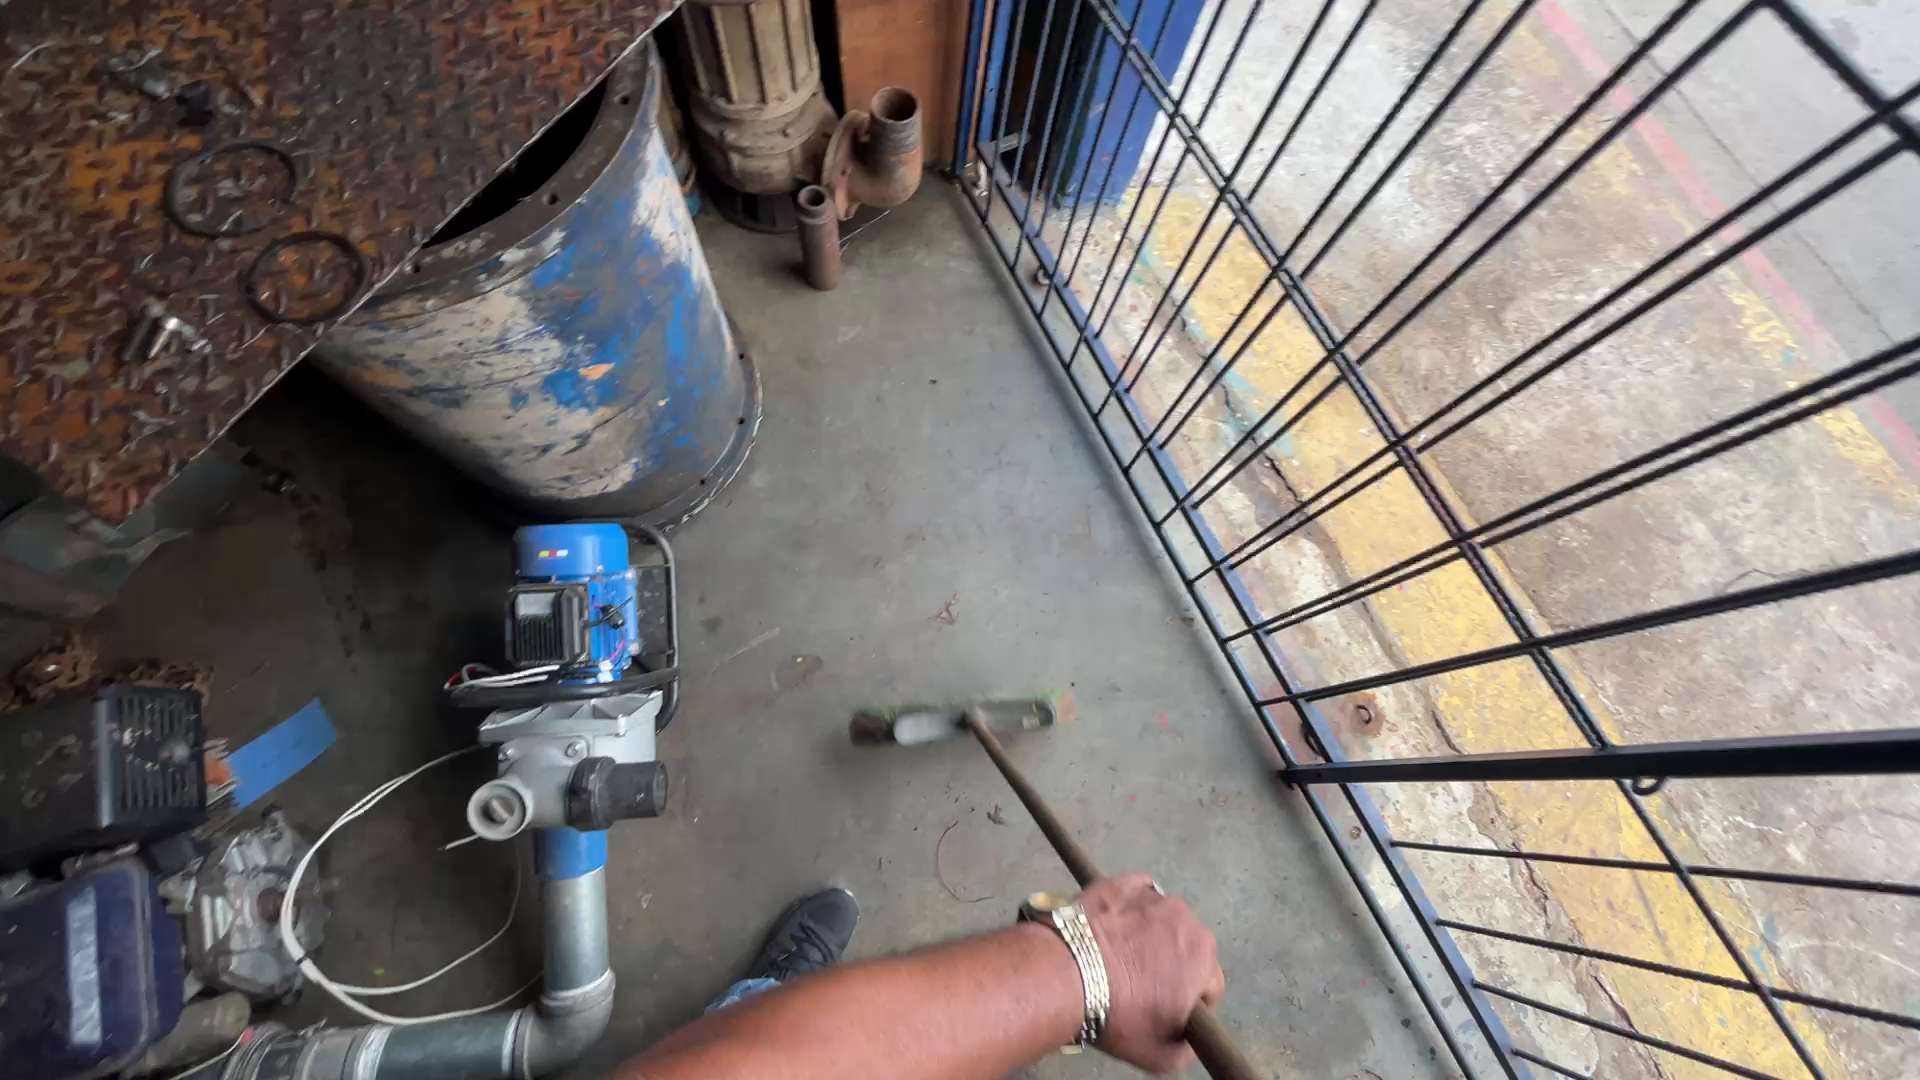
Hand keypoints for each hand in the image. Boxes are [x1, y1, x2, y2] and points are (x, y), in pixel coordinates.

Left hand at [1078, 874, 1225, 1073]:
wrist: (1066, 972)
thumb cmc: (1119, 1014)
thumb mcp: (1164, 1057)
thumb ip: (1188, 1043)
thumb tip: (1185, 1029)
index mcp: (1203, 953)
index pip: (1209, 984)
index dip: (1190, 1002)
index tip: (1165, 1008)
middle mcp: (1183, 915)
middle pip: (1187, 945)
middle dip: (1172, 963)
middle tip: (1141, 982)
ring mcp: (1149, 893)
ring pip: (1160, 918)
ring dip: (1150, 933)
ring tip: (1120, 953)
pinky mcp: (1119, 880)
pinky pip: (1135, 891)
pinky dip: (1129, 905)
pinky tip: (1112, 923)